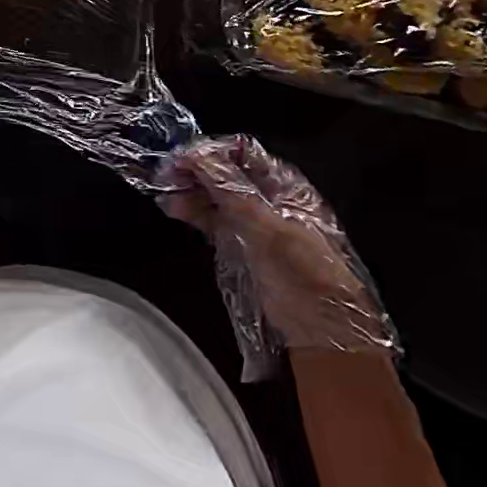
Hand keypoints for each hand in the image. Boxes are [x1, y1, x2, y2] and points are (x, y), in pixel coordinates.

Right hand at [164, 135, 394, 355]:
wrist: (322, 333)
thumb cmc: (303, 273)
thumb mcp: (266, 227)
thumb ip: (230, 190)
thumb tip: (194, 155)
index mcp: (284, 186)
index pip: (242, 153)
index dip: (210, 152)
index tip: (180, 158)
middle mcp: (268, 198)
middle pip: (225, 173)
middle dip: (194, 172)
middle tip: (165, 176)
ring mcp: (254, 222)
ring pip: (215, 195)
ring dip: (190, 191)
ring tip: (165, 195)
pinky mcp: (242, 244)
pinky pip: (214, 218)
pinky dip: (194, 212)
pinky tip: (174, 209)